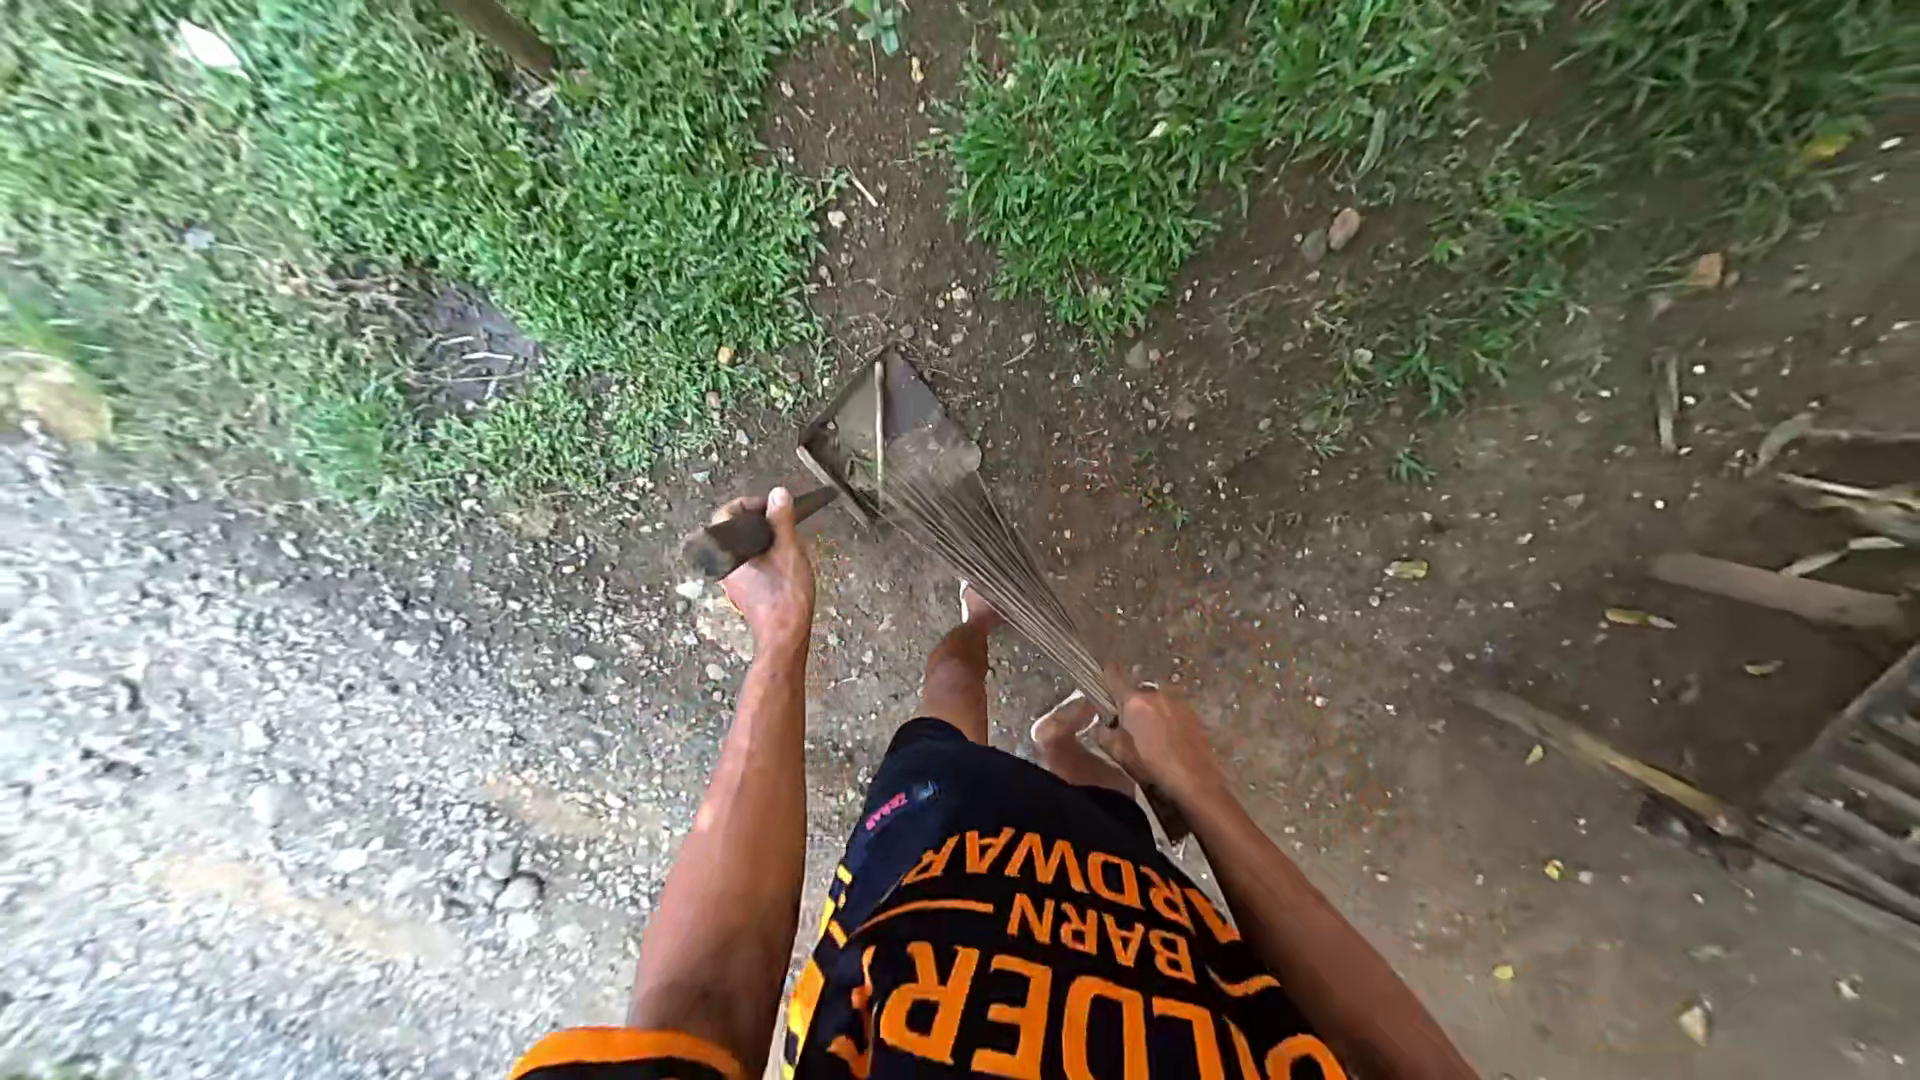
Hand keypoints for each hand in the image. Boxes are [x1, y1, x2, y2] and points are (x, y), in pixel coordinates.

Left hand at [714, 487, 814, 650]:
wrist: (785, 634)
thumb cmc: (785, 597)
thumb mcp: (788, 550)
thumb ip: (781, 519)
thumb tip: (779, 495)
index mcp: (725, 551)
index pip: (727, 513)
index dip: (752, 504)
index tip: (774, 507)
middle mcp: (722, 564)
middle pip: (734, 528)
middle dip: (759, 521)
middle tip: (782, 522)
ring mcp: (731, 578)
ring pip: (742, 545)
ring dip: (763, 538)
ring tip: (787, 542)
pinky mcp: (741, 588)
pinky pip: (749, 560)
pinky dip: (764, 554)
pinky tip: (784, 562)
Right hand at [1098, 672, 1228, 807]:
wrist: (1195, 779)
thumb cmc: (1152, 765)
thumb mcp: (1119, 753)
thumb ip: (1105, 735)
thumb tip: (1103, 726)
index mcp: (1134, 701)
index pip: (1114, 676)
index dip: (1107, 674)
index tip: (1103, 673)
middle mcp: (1155, 694)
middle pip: (1137, 693)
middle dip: (1131, 704)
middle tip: (1128, 725)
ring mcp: (1177, 702)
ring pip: (1156, 702)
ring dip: (1150, 712)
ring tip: (1151, 735)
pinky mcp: (1192, 714)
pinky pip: (1172, 710)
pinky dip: (1167, 719)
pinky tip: (1169, 739)